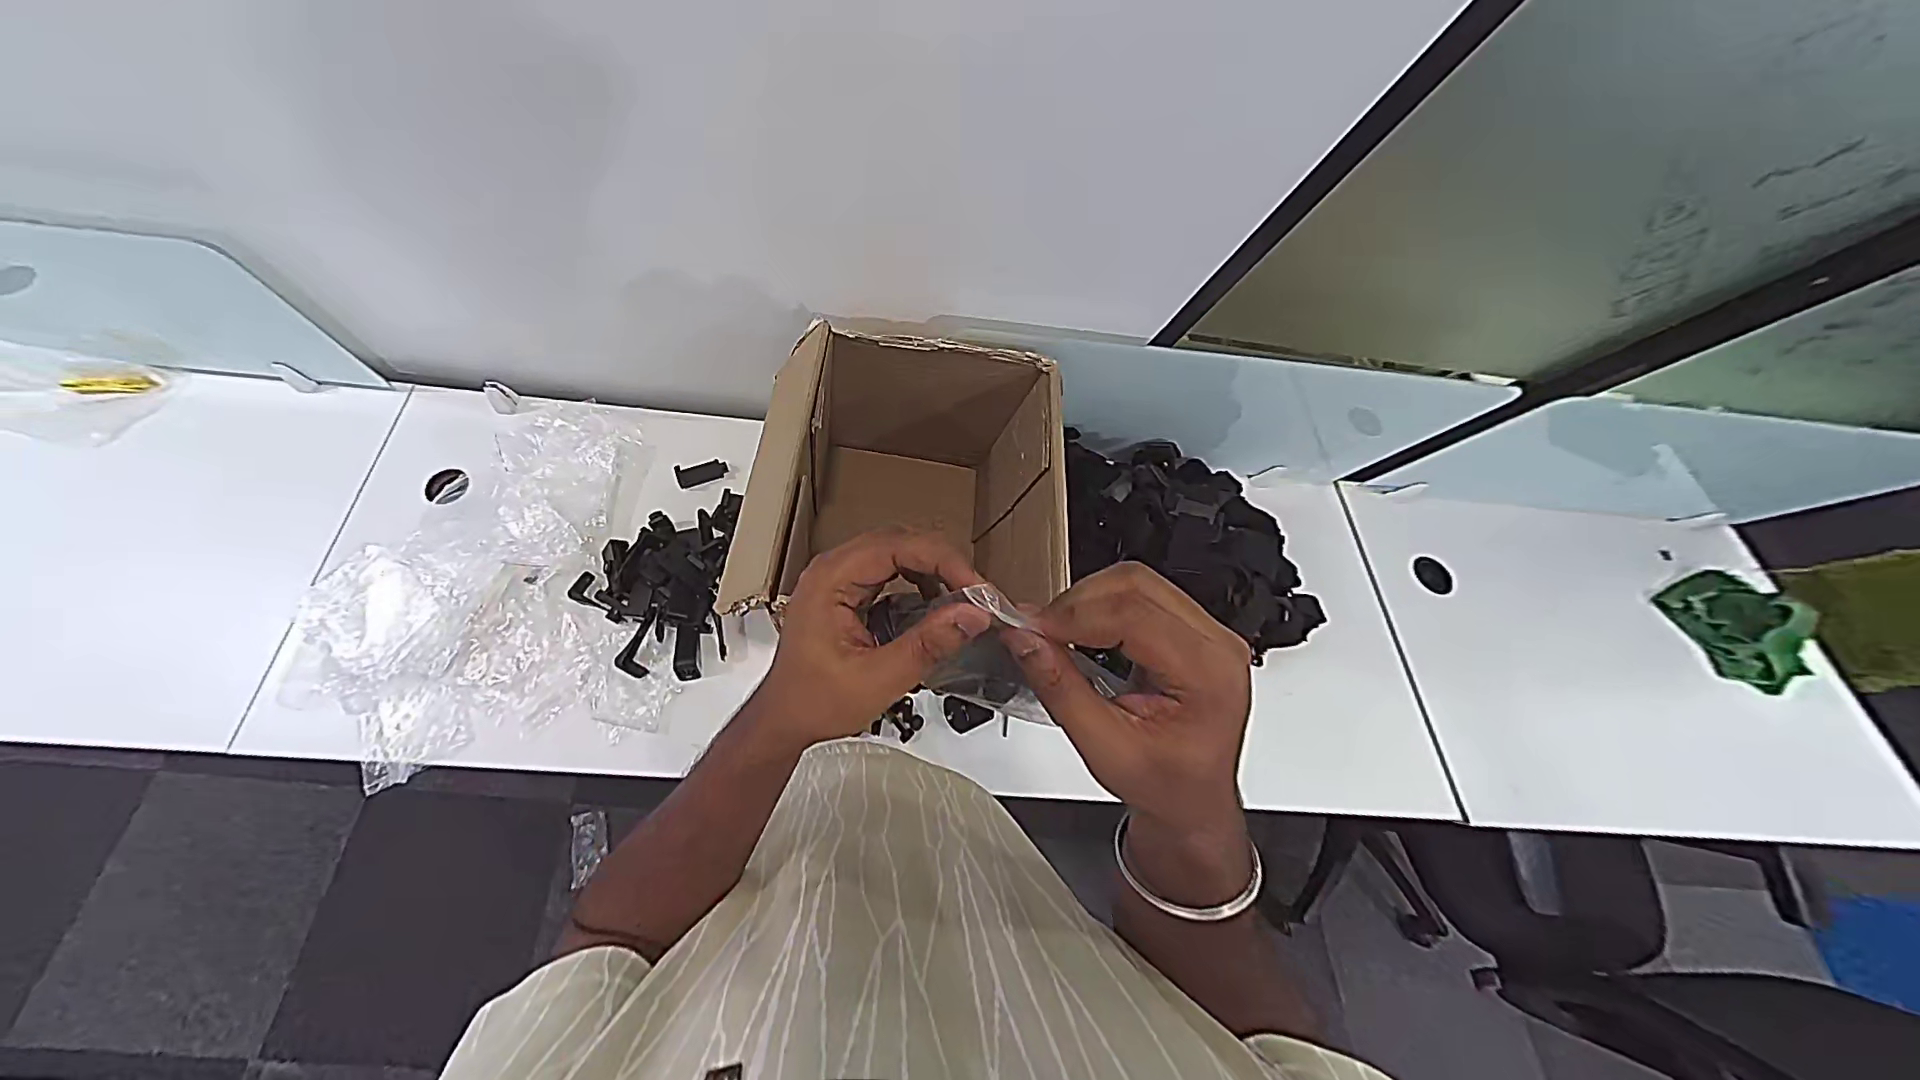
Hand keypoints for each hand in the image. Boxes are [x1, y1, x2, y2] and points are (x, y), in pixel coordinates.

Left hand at [749, 528, 992, 748]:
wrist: (786, 719)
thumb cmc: (814, 701)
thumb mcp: (879, 678)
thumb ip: (928, 644)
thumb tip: (970, 616)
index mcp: (831, 579)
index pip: (899, 546)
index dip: (945, 561)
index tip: (974, 587)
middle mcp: (832, 570)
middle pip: (901, 541)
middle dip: (944, 562)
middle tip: (975, 591)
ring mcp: (838, 578)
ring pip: (898, 551)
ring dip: (933, 569)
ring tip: (961, 595)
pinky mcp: (847, 591)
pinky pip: (890, 569)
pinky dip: (919, 579)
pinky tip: (936, 601)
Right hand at [1004, 562, 1251, 836]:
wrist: (1192, 799)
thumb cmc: (1166, 785)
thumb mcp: (1104, 748)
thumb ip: (1061, 688)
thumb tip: (1025, 640)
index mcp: (1208, 674)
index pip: (1133, 615)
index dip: (1073, 616)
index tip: (1031, 629)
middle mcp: (1216, 644)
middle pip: (1134, 585)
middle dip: (1076, 603)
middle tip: (1039, 632)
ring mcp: (1207, 631)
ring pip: (1134, 582)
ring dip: (1086, 601)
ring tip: (1057, 634)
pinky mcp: (1189, 627)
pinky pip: (1139, 593)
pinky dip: (1099, 605)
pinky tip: (1081, 632)